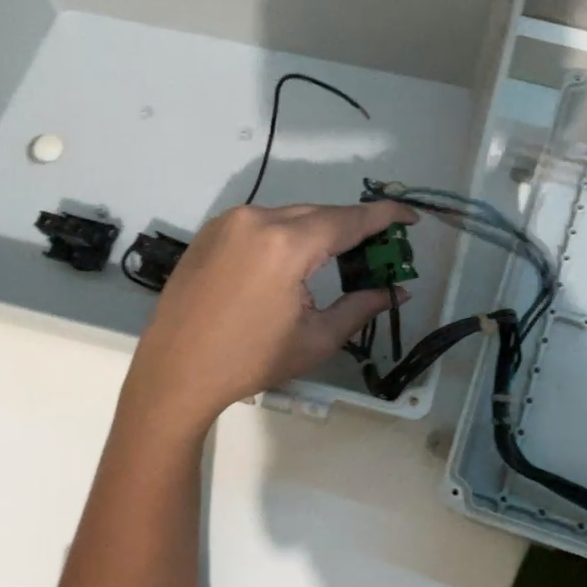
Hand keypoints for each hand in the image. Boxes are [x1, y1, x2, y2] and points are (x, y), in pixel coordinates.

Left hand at [119, 201, 418, 431]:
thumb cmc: (249, 361)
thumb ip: (361, 307)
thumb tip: (397, 291)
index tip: (411, 217)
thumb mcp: (316, 338)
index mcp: (286, 245)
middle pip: (320, 214)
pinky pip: (261, 223)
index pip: (348, 220)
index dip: (384, 216)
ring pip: (289, 216)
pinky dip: (285, 234)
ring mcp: (229, 222)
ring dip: (317, 231)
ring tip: (338, 257)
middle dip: (352, 227)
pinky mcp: (210, 232)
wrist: (175, 371)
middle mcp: (257, 220)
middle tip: (378, 248)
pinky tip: (293, 262)